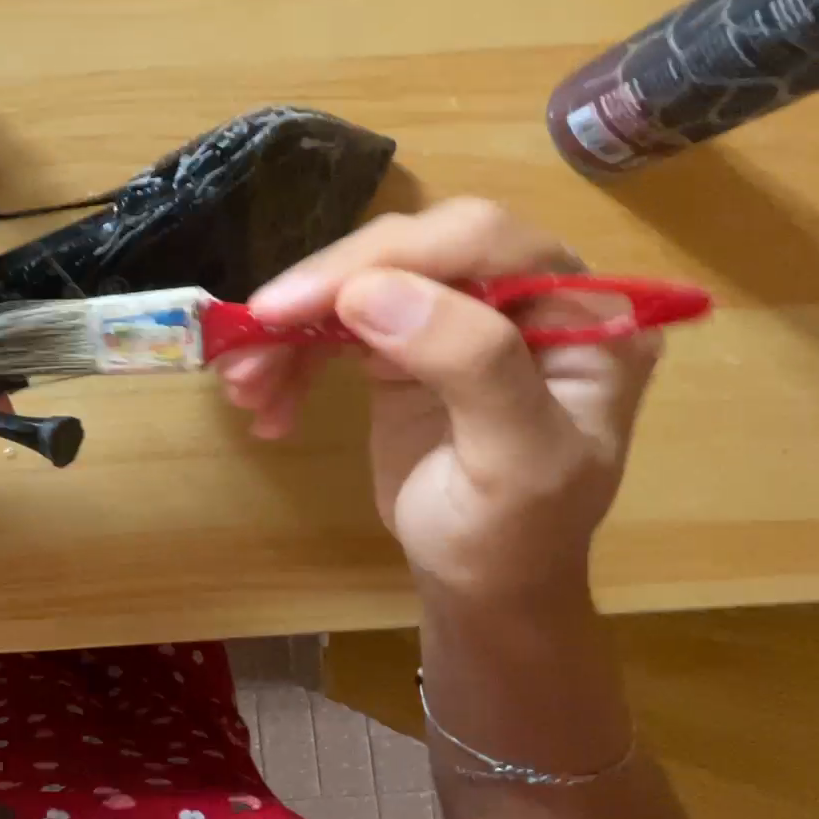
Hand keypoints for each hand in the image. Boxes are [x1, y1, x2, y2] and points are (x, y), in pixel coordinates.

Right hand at [214, 199, 661, 599]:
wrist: (480, 577)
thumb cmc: (513, 533)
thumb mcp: (516, 463)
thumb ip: (470, 366)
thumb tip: (369, 291)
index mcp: (578, 311)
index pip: (475, 240)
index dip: (378, 259)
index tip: (287, 307)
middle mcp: (515, 297)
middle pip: (402, 253)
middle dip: (317, 295)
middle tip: (247, 340)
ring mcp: (451, 318)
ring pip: (353, 288)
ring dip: (287, 334)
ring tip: (241, 387)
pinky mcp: (399, 344)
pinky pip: (330, 329)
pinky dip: (287, 361)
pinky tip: (263, 405)